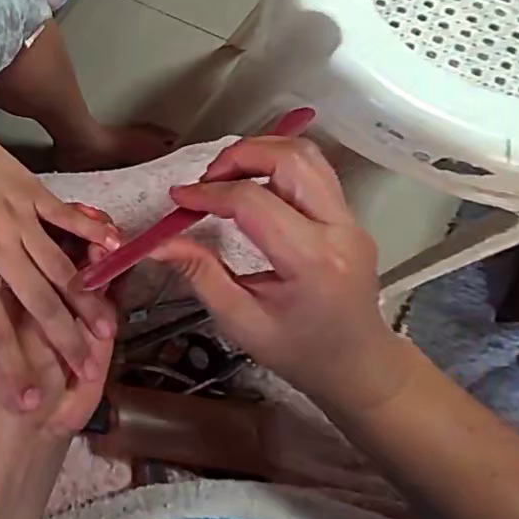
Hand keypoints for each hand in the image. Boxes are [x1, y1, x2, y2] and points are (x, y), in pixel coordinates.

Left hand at [0, 106, 118, 407]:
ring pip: (61, 267)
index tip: (30, 398)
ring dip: (87, 300)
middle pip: (39, 303)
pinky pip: (68, 218)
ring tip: (107, 329)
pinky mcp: (35, 194)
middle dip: (64, 341)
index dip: (13, 364)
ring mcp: (22, 219)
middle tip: (87, 371)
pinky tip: (115, 252)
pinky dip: (92, 234)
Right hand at [147, 136, 407, 411]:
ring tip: (226, 176)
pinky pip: (312, 169)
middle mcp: (339, 229)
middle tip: (207, 180)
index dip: (209, 193)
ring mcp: (350, 218)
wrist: (360, 366)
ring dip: (260, 152)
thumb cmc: (298, 351)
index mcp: (312, 261)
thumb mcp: (240, 321)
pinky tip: (251, 184)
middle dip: (239, 156)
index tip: (178, 198)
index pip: (254, 202)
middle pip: (290, 159)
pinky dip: (275, 163)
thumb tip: (158, 243)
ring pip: (306, 155)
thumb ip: (199, 275)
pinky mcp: (348, 215)